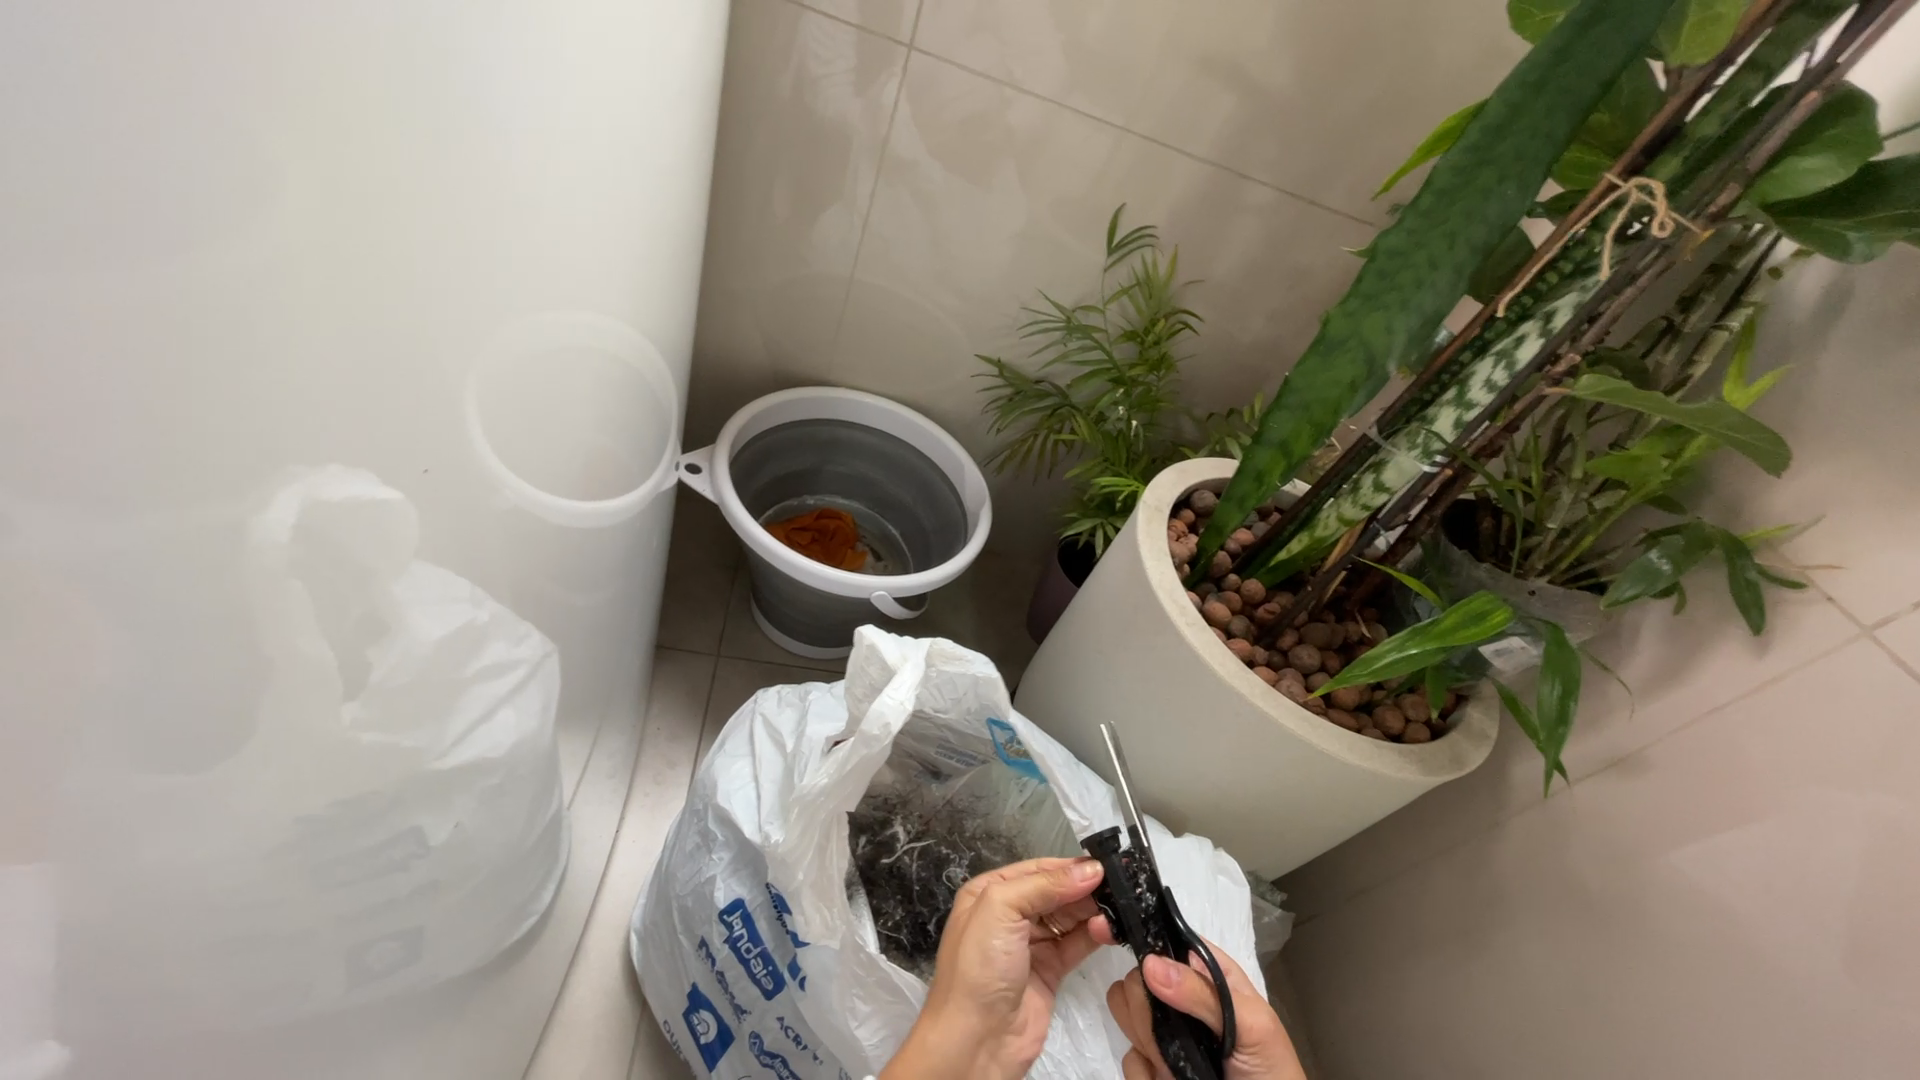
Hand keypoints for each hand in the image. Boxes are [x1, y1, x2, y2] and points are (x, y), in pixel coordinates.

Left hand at [879, 856, 1105, 1079]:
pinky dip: (1093, 935)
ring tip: (1113, 911)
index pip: (1035, 869)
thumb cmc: (979, 967)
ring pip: (1068, 917)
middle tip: (1115, 887)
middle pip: (1055, 891)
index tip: (1102, 865)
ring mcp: (1030, 944)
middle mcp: (1009, 914)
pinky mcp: (1049, 970)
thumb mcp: (1001, 909)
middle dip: (1082, 888)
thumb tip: (1090, 869)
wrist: (976, 1040)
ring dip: (1090, 911)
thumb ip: (1045, 885)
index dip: (1067, 866)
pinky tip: (1107, 930)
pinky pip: (1075, 944)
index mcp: (989, 892)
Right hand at [1093, 918, 1305, 1079]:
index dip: (1149, 950)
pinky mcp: (1152, 1067)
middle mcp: (1178, 998)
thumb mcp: (1253, 1026)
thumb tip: (1149, 964)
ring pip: (1124, 1015)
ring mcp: (1163, 1034)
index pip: (1163, 942)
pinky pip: (1129, 1061)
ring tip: (1178, 1067)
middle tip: (1179, 1037)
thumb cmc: (1274, 1072)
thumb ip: (1203, 993)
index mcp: (1206, 975)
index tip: (1146, 973)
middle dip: (1148, 1011)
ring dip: (1148, 1045)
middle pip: (1133, 980)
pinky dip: (1147, 1076)